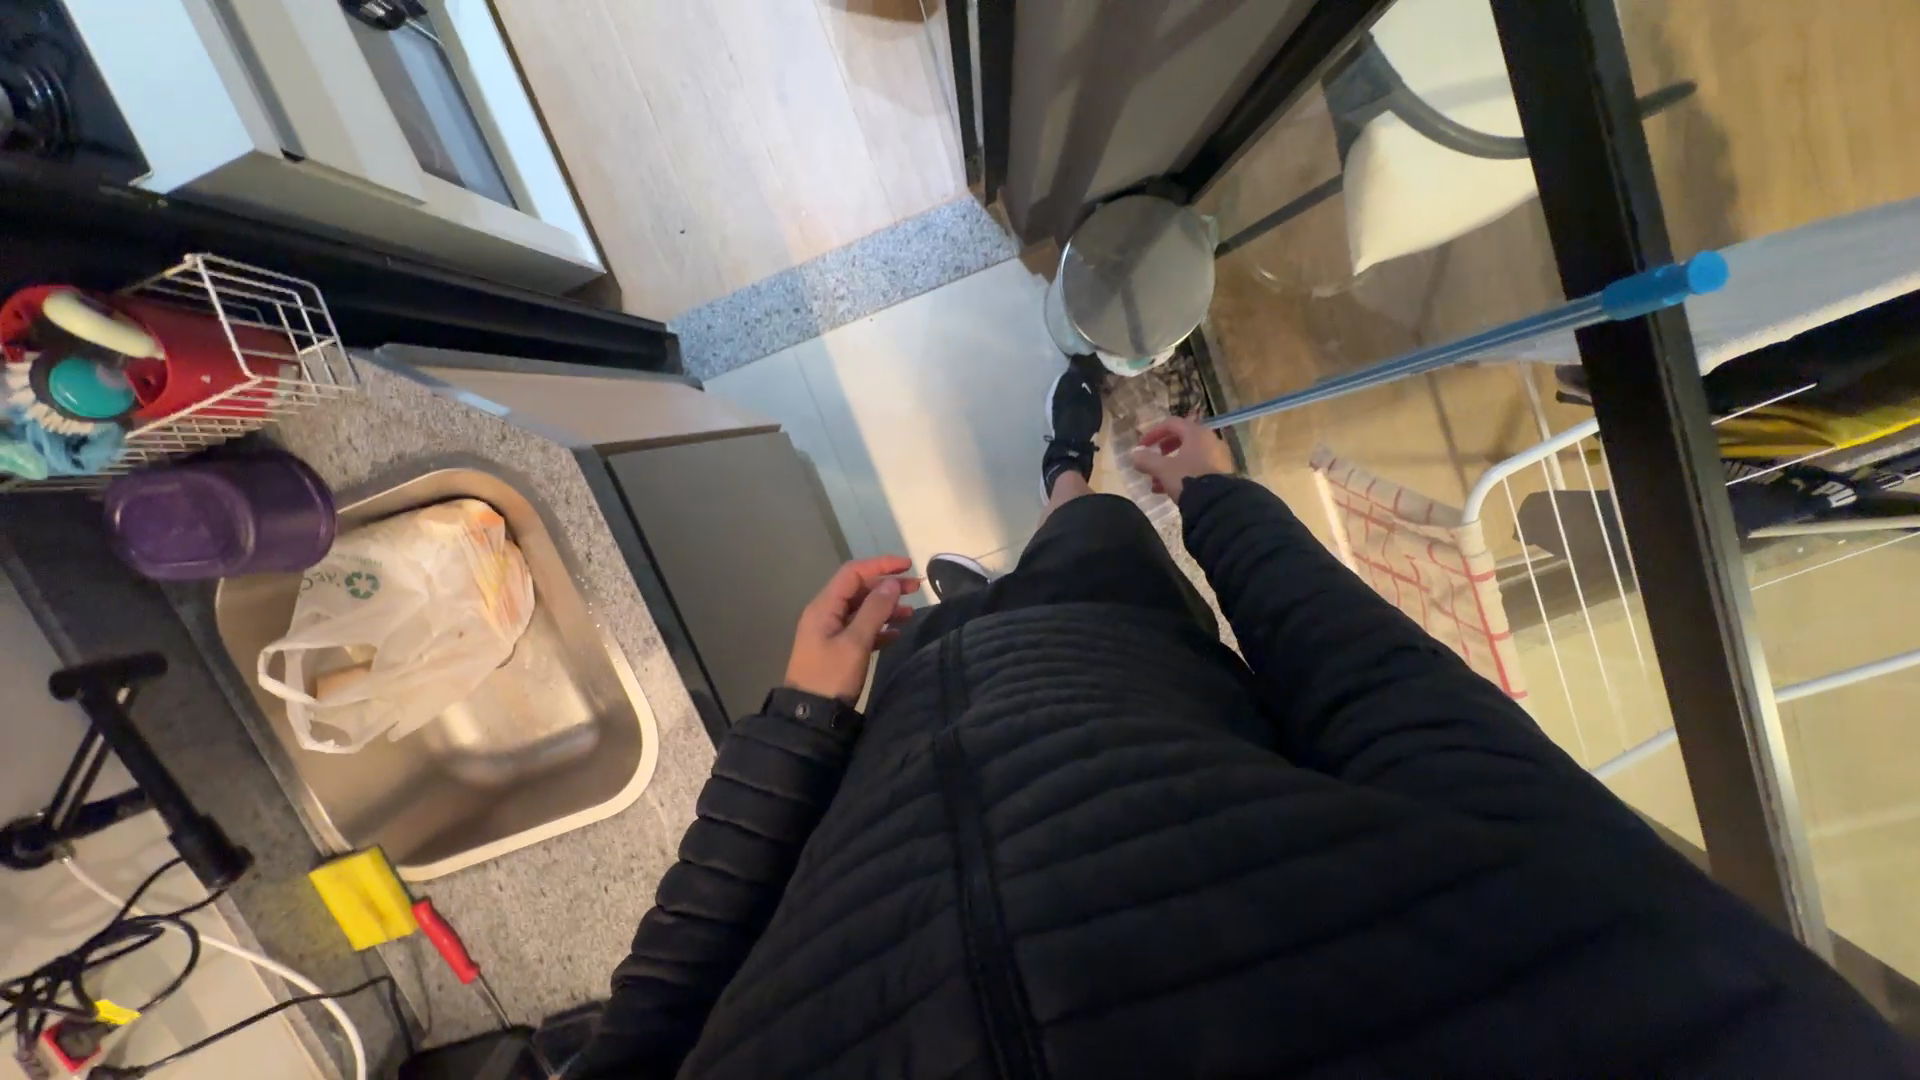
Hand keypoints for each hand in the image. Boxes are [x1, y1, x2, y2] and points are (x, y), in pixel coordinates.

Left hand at [784, 556, 921, 702]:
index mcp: (824, 606)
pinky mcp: (837, 650)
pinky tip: (897, 634)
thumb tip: (892, 582)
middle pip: (859, 589)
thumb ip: (874, 610)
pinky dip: (879, 628)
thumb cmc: (831, 676)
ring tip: (911, 612)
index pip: (853, 572)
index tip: (907, 566)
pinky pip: (861, 630)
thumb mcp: (855, 643)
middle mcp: (826, 614)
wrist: (809, 717)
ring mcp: (830, 633)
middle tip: (916, 588)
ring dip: (886, 607)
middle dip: (887, 586)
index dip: (880, 565)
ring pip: (862, 610)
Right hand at [1128, 416, 1233, 500]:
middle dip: (1163, 451)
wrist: (1217, 503)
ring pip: (1189, 456)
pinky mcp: (1221, 473)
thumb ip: (1146, 460)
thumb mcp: (1163, 469)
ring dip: (1170, 466)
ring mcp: (1218, 457)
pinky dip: (1182, 474)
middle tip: (1153, 461)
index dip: (1153, 433)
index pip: (1172, 424)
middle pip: (1182, 439)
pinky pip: (1198, 468)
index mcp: (1196, 433)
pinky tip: (1169, 490)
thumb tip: (1134, 454)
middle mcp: (1210, 441)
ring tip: (1156, 482)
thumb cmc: (1188, 478)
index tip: (1141, 446)